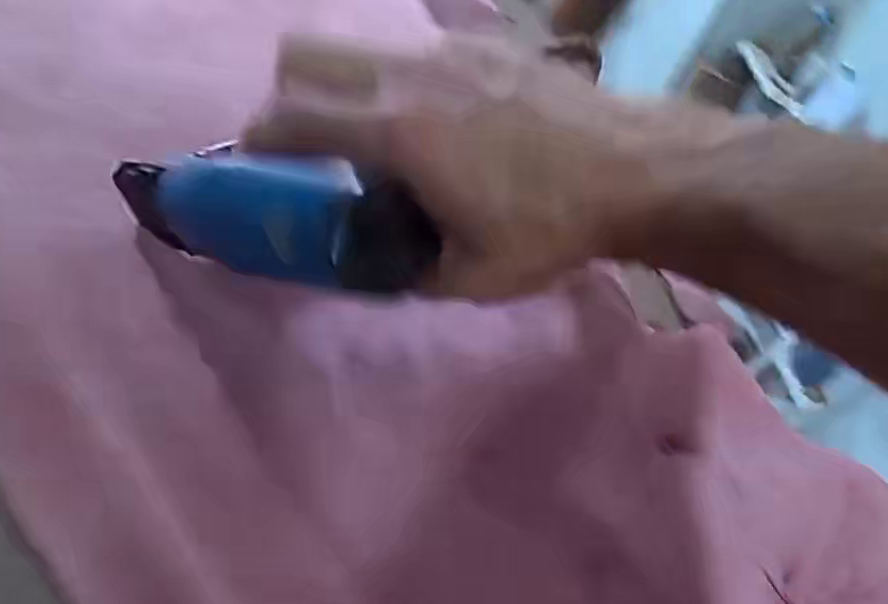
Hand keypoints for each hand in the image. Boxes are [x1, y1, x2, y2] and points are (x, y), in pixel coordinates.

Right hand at [243, 33, 742, 298]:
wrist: (628, 172)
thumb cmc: (549, 230)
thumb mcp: (475, 277)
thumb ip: (414, 273)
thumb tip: (384, 267)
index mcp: (394, 133)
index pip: (290, 116)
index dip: (260, 140)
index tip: (260, 165)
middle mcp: (405, 73)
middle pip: (304, 58)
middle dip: (288, 101)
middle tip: (315, 151)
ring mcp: (446, 48)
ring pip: (358, 47)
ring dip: (344, 87)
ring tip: (383, 143)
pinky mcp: (484, 44)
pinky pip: (413, 49)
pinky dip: (397, 79)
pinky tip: (441, 124)